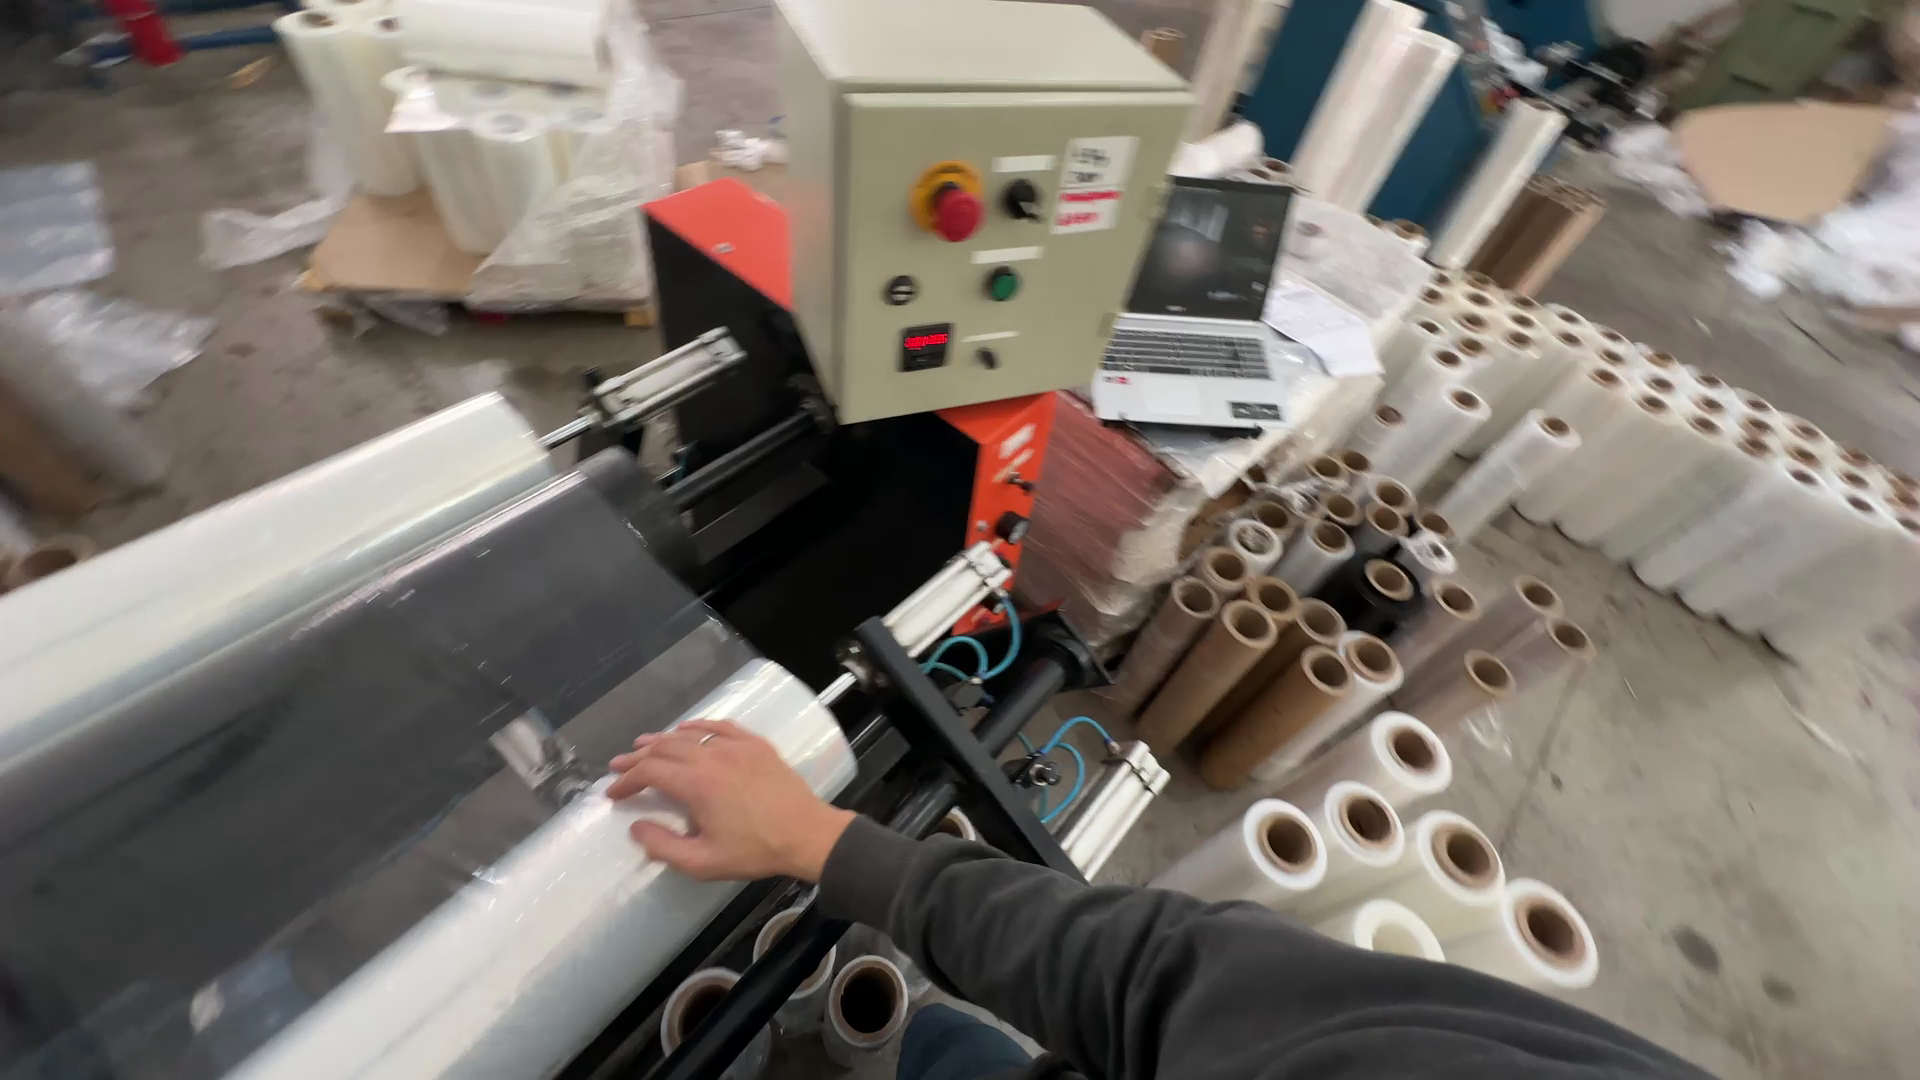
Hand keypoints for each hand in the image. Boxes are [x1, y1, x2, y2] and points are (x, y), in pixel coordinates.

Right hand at [607, 719, 854, 882]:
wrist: (805, 832)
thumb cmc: (754, 850)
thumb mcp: (702, 862)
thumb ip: (663, 846)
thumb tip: (637, 827)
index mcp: (698, 784)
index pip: (651, 772)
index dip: (628, 780)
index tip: (613, 792)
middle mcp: (714, 757)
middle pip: (666, 748)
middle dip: (638, 757)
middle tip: (619, 765)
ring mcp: (738, 746)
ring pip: (692, 735)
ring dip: (664, 739)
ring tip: (644, 745)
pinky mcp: (757, 744)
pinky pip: (722, 727)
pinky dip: (700, 726)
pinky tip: (688, 728)